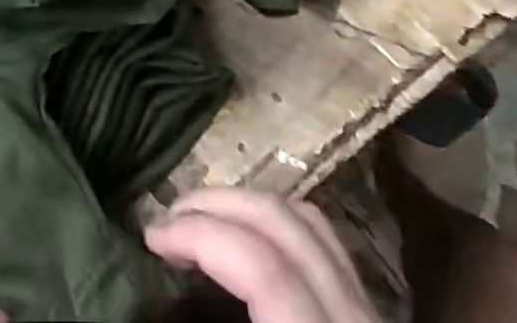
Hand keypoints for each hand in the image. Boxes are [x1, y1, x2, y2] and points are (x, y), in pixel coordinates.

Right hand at [145, 188, 378, 322]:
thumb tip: (145, 300)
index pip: (264, 267)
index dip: (200, 236)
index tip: (153, 236)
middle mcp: (356, 321)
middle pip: (287, 224)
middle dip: (216, 205)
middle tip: (168, 218)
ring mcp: (371, 315)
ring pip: (310, 222)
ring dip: (244, 206)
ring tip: (200, 219)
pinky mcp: (370, 316)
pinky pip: (324, 242)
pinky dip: (275, 223)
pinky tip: (244, 239)